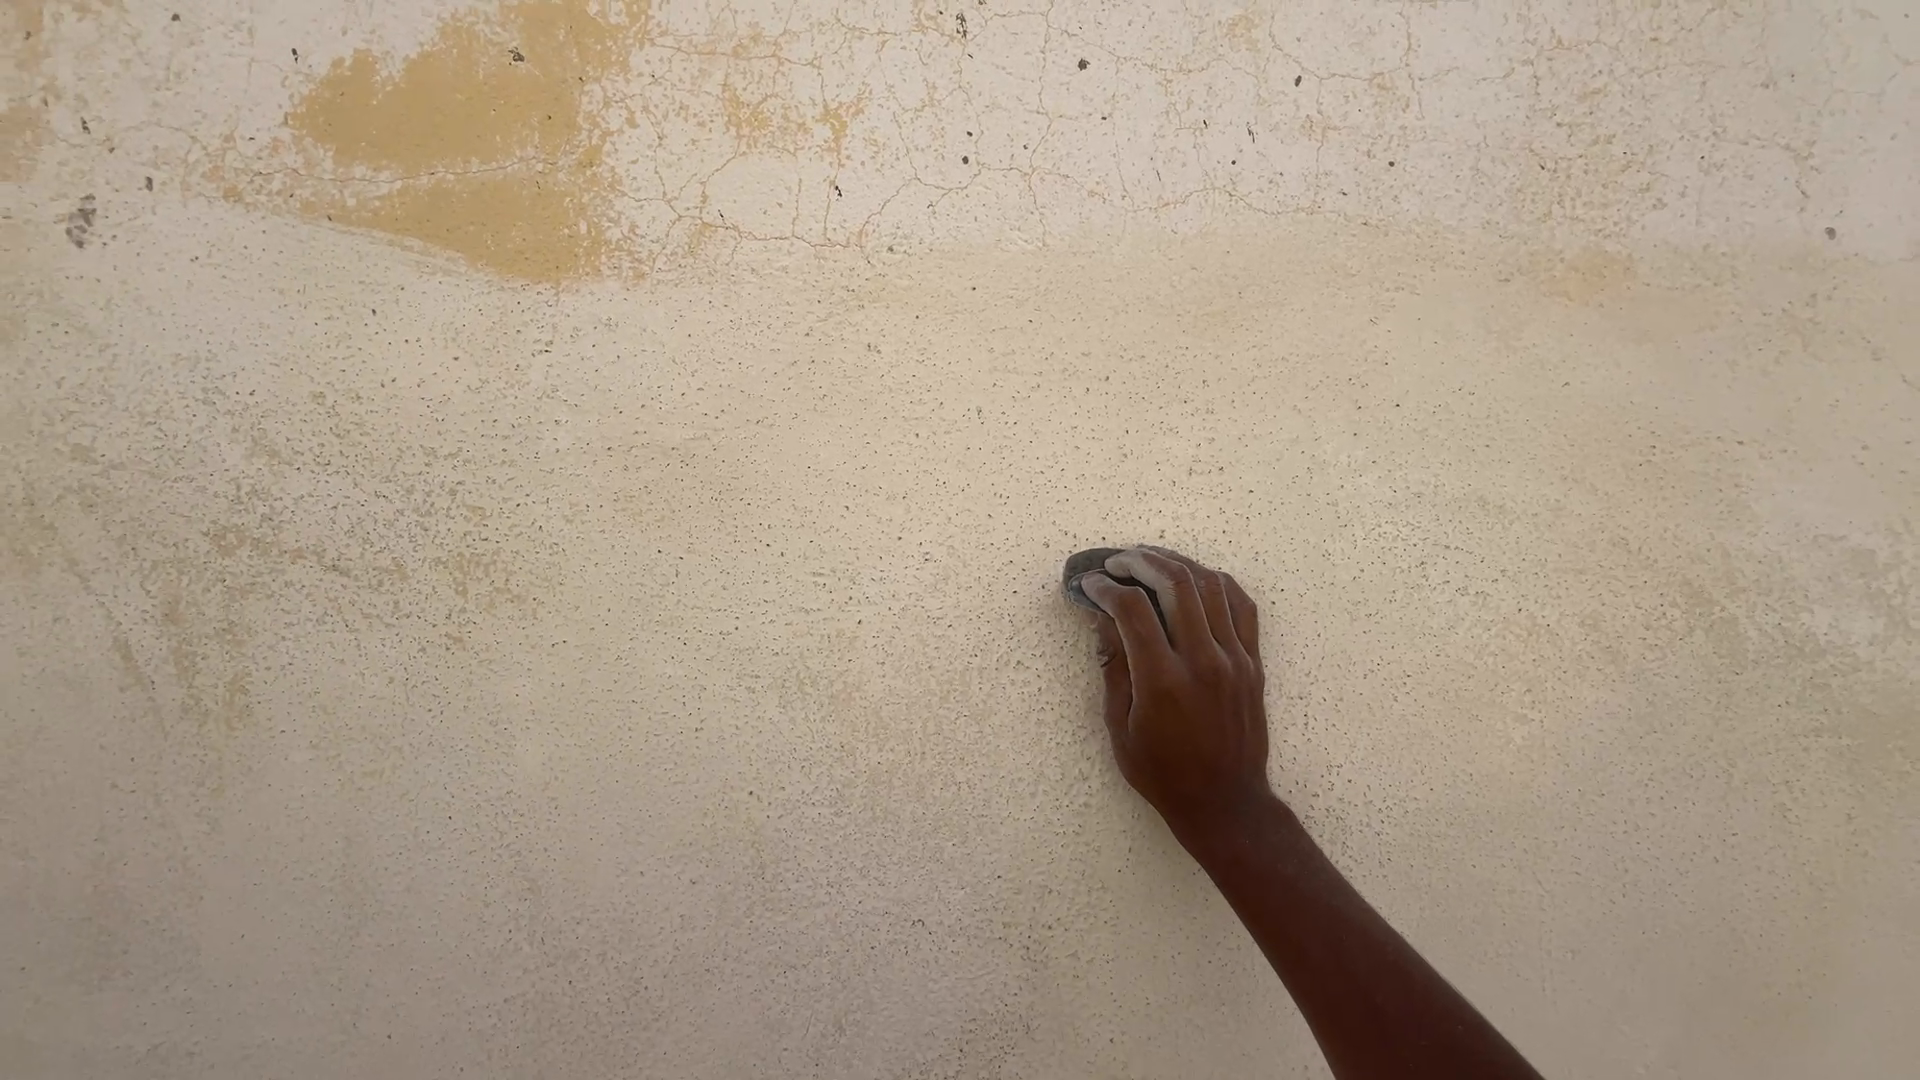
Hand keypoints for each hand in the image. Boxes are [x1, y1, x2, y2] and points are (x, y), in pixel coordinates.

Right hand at [1077, 547, 1269, 838]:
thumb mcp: (1119, 726)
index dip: (1105, 589)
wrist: (1225, 802)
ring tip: (1151, 559)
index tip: (1089, 585)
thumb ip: (1113, 667)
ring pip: (1210, 585)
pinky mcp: (1254, 662)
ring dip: (1177, 563)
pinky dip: (1216, 581)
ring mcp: (1235, 659)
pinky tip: (1195, 577)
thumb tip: (1102, 619)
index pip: (1132, 610)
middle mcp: (1203, 661)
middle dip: (1140, 561)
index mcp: (1163, 681)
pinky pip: (1242, 604)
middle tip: (1117, 561)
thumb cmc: (1162, 772)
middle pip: (1176, 583)